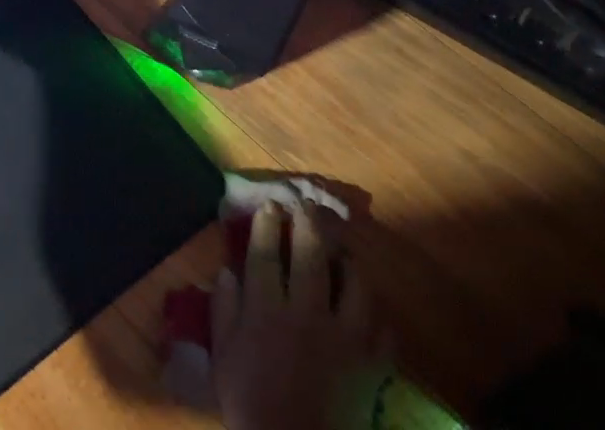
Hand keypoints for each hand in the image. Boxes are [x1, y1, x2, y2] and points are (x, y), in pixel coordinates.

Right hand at [211, 203, 388, 429]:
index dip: (269, 226)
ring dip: (349, 263)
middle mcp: (308, 315)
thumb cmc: (247, 397)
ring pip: (356, 286)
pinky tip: (366, 307)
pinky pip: (382, 328)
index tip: (270, 206)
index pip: (267, 255)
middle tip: (308, 207)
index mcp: (267, 311)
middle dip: (309, 226)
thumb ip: (224, 309)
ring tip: (343, 252)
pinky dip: (375, 313)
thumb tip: (229, 272)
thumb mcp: (222, 352)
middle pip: (313, 258)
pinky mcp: (371, 364)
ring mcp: (346, 338)